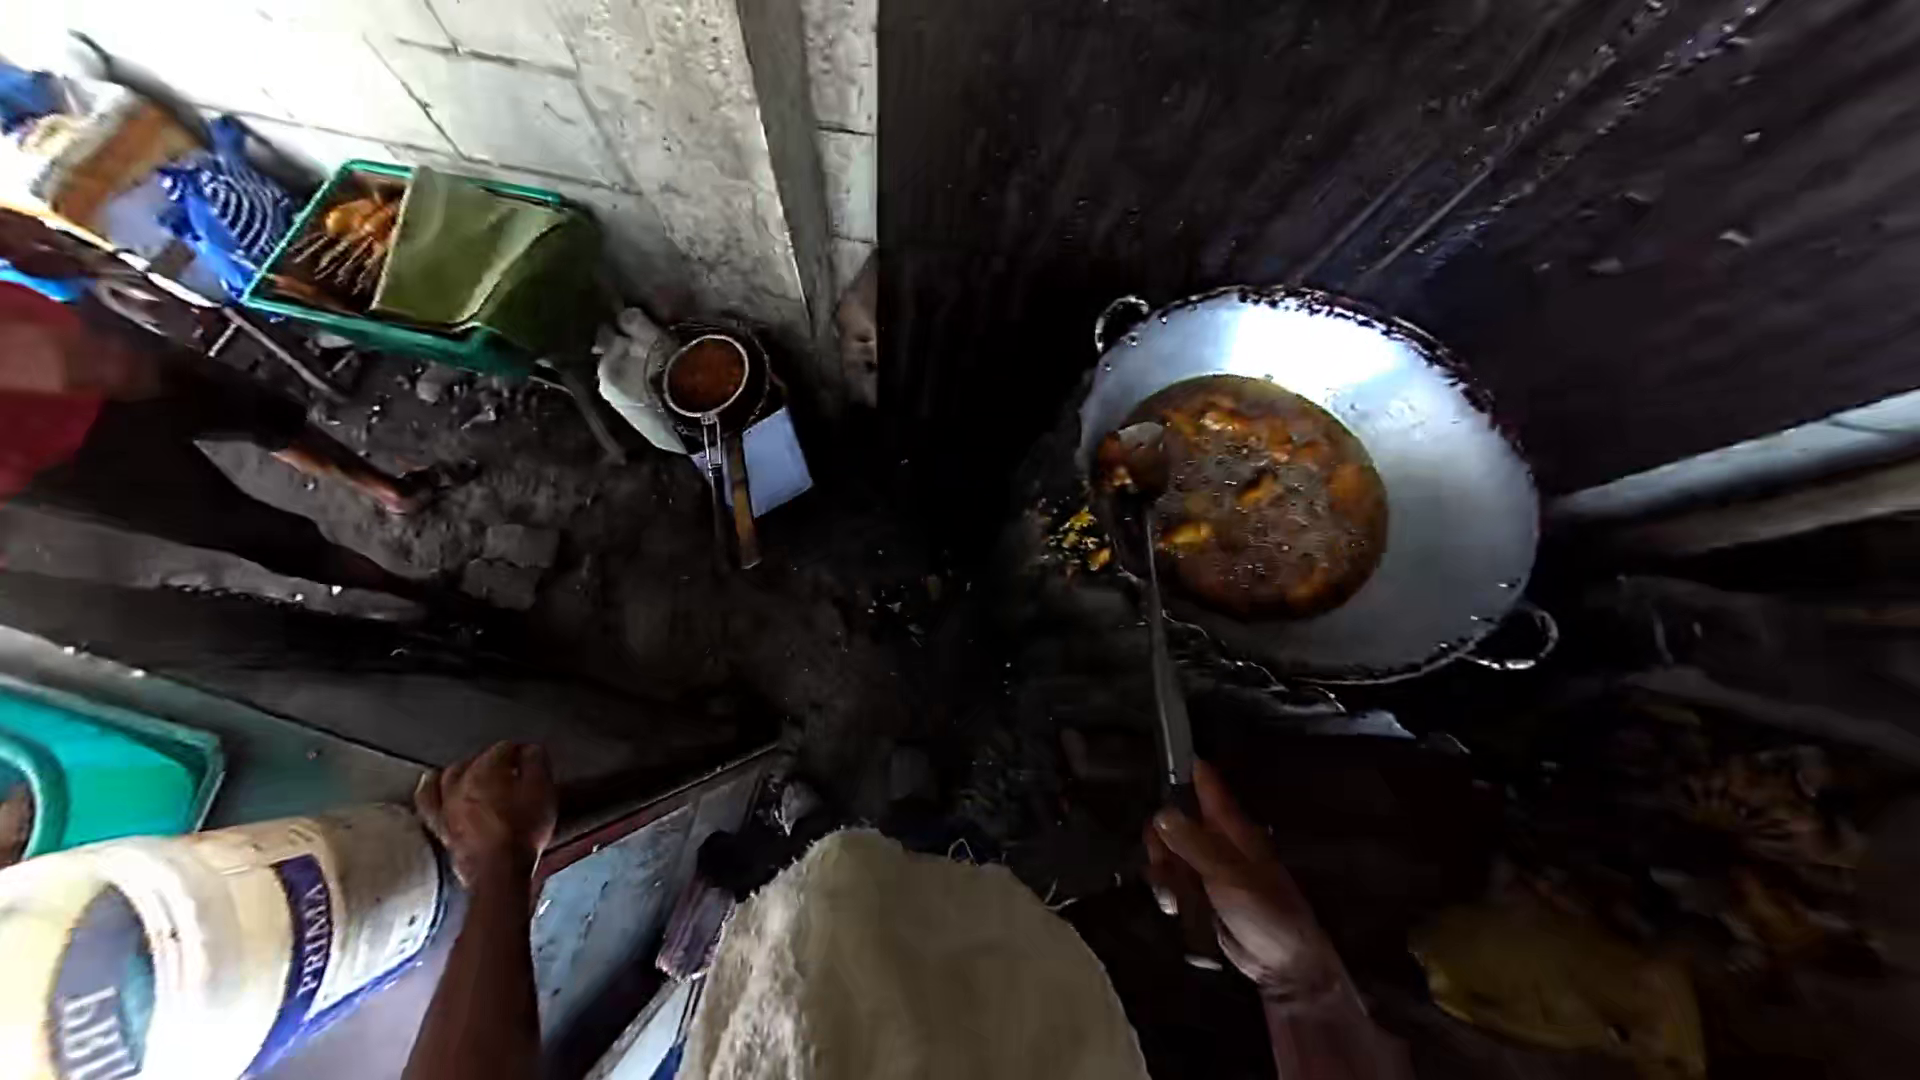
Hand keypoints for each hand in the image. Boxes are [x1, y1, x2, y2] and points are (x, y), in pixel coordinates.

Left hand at [415, 742, 556, 887]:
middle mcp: (460, 784)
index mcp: (486, 770)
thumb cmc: (523, 829)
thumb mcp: (543, 788)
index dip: (522, 750)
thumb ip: (537, 762)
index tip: (532, 756)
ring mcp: (446, 807)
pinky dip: (431, 789)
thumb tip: (530, 749)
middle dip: (494, 758)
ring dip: (464, 769)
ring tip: (475, 768)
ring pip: (448, 776)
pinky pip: (428, 801)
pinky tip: (433, 785)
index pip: (504, 747)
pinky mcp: (441, 828)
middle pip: (477, 759)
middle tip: (512, 763)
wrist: (500, 871)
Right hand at [1146, 760, 1345, 999]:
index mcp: (1232, 827)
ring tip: (1173, 896)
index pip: (1207, 784)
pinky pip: (1171, 879)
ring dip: (1163, 870)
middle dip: (1160, 838)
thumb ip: (1194, 844)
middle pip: (1173, 819)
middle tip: (1162, 859)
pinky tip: (1175, 908)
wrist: (1284, 968)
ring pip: (1167, 851)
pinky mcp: (1200, 893)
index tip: (1163, 755)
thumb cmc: (1266, 913)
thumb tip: (1161, 812)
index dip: (1186, 767)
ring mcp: (1207, 867)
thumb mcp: (1229, 875)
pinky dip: (1168, 890)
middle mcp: (1217, 840)